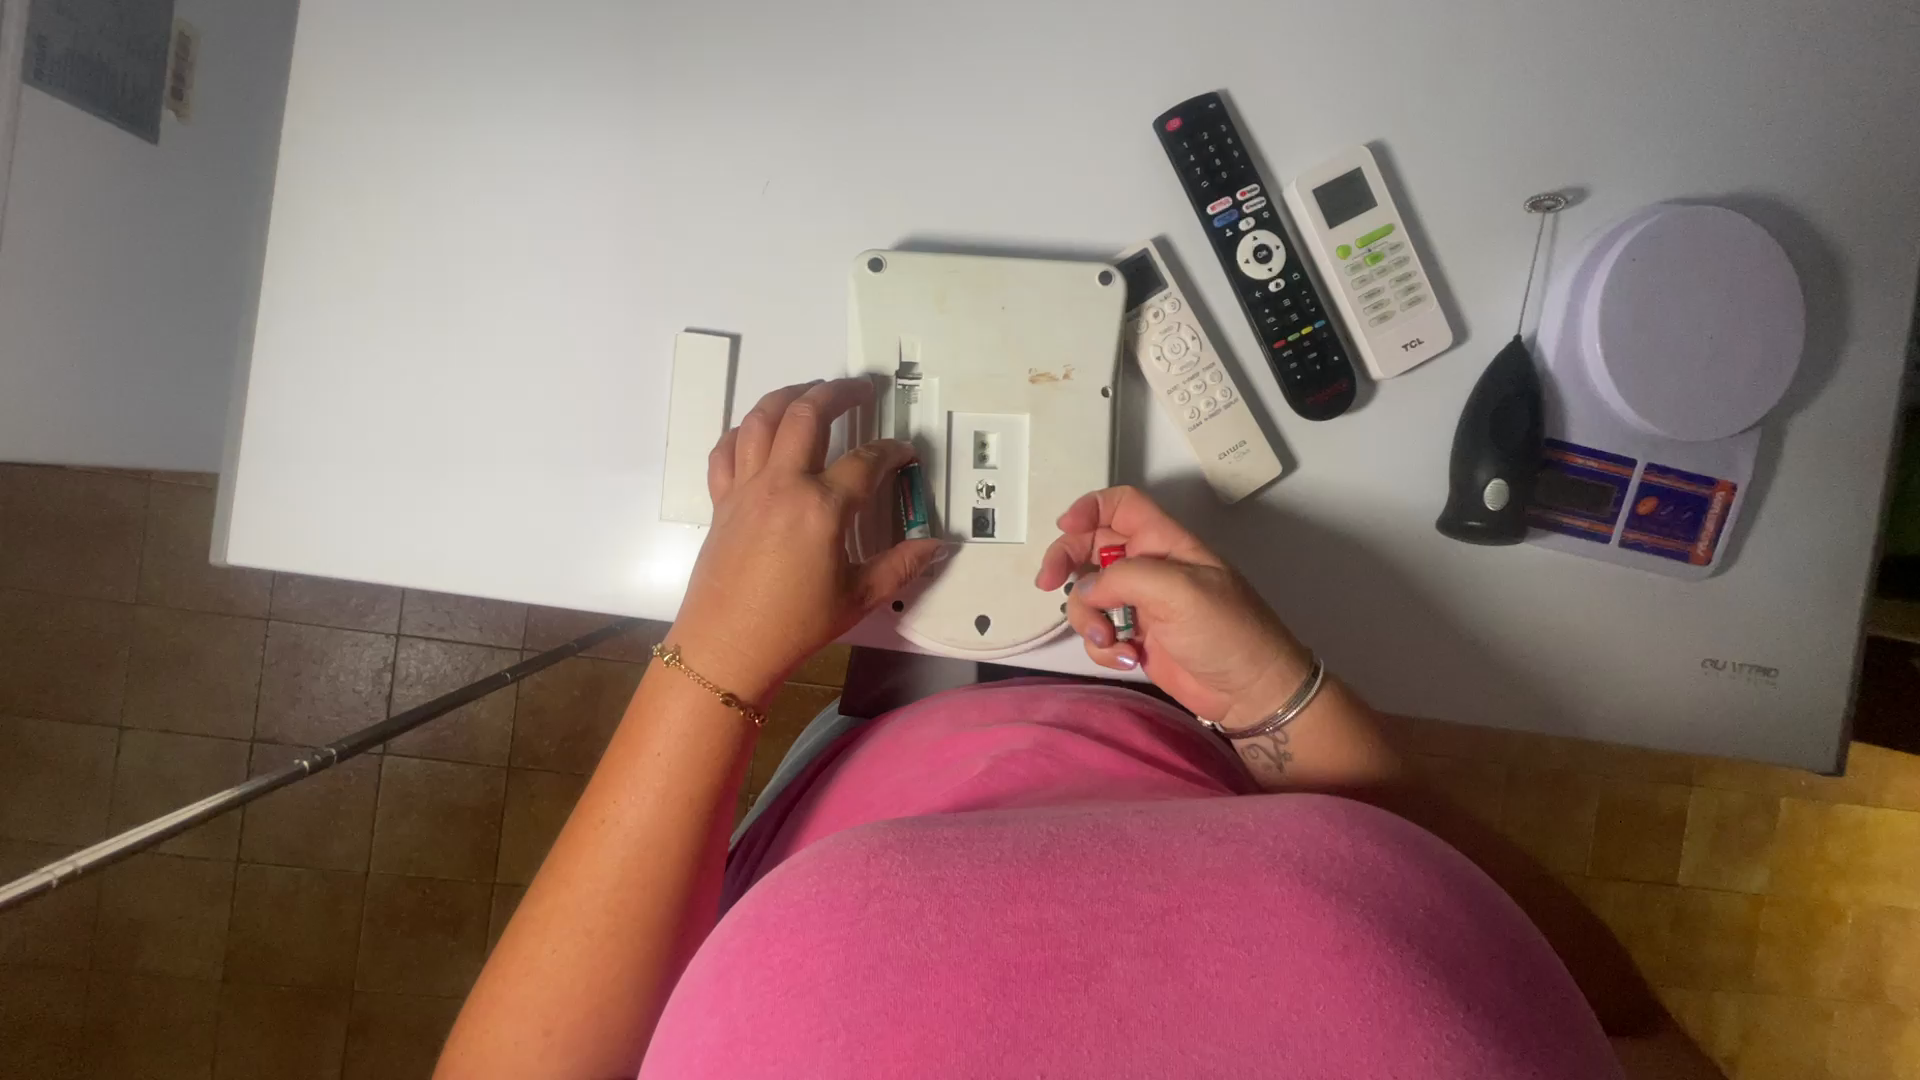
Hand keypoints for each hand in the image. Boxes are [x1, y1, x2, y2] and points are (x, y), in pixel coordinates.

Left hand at [670, 378, 942, 706]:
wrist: (727, 648)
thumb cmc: (795, 625)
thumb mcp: (858, 597)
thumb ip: (901, 565)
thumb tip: (937, 545)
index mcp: (822, 508)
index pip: (866, 461)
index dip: (893, 451)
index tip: (906, 452)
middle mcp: (782, 485)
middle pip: (808, 415)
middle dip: (839, 393)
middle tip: (861, 388)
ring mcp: (746, 488)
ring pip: (762, 419)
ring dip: (789, 395)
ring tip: (812, 391)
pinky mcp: (722, 501)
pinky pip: (727, 450)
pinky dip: (744, 430)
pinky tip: (759, 430)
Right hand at [1036, 486, 1311, 730]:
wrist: (1251, 692)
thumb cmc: (1226, 630)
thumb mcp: (1178, 590)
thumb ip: (1123, 578)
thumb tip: (1085, 590)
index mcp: (1163, 542)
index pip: (1121, 505)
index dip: (1090, 507)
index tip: (1065, 527)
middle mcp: (1147, 566)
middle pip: (1090, 547)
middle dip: (1065, 562)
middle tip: (1047, 583)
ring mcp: (1138, 603)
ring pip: (1086, 595)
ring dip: (1087, 617)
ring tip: (1111, 640)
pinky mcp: (1133, 637)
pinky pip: (1098, 632)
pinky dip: (1103, 645)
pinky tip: (1128, 658)